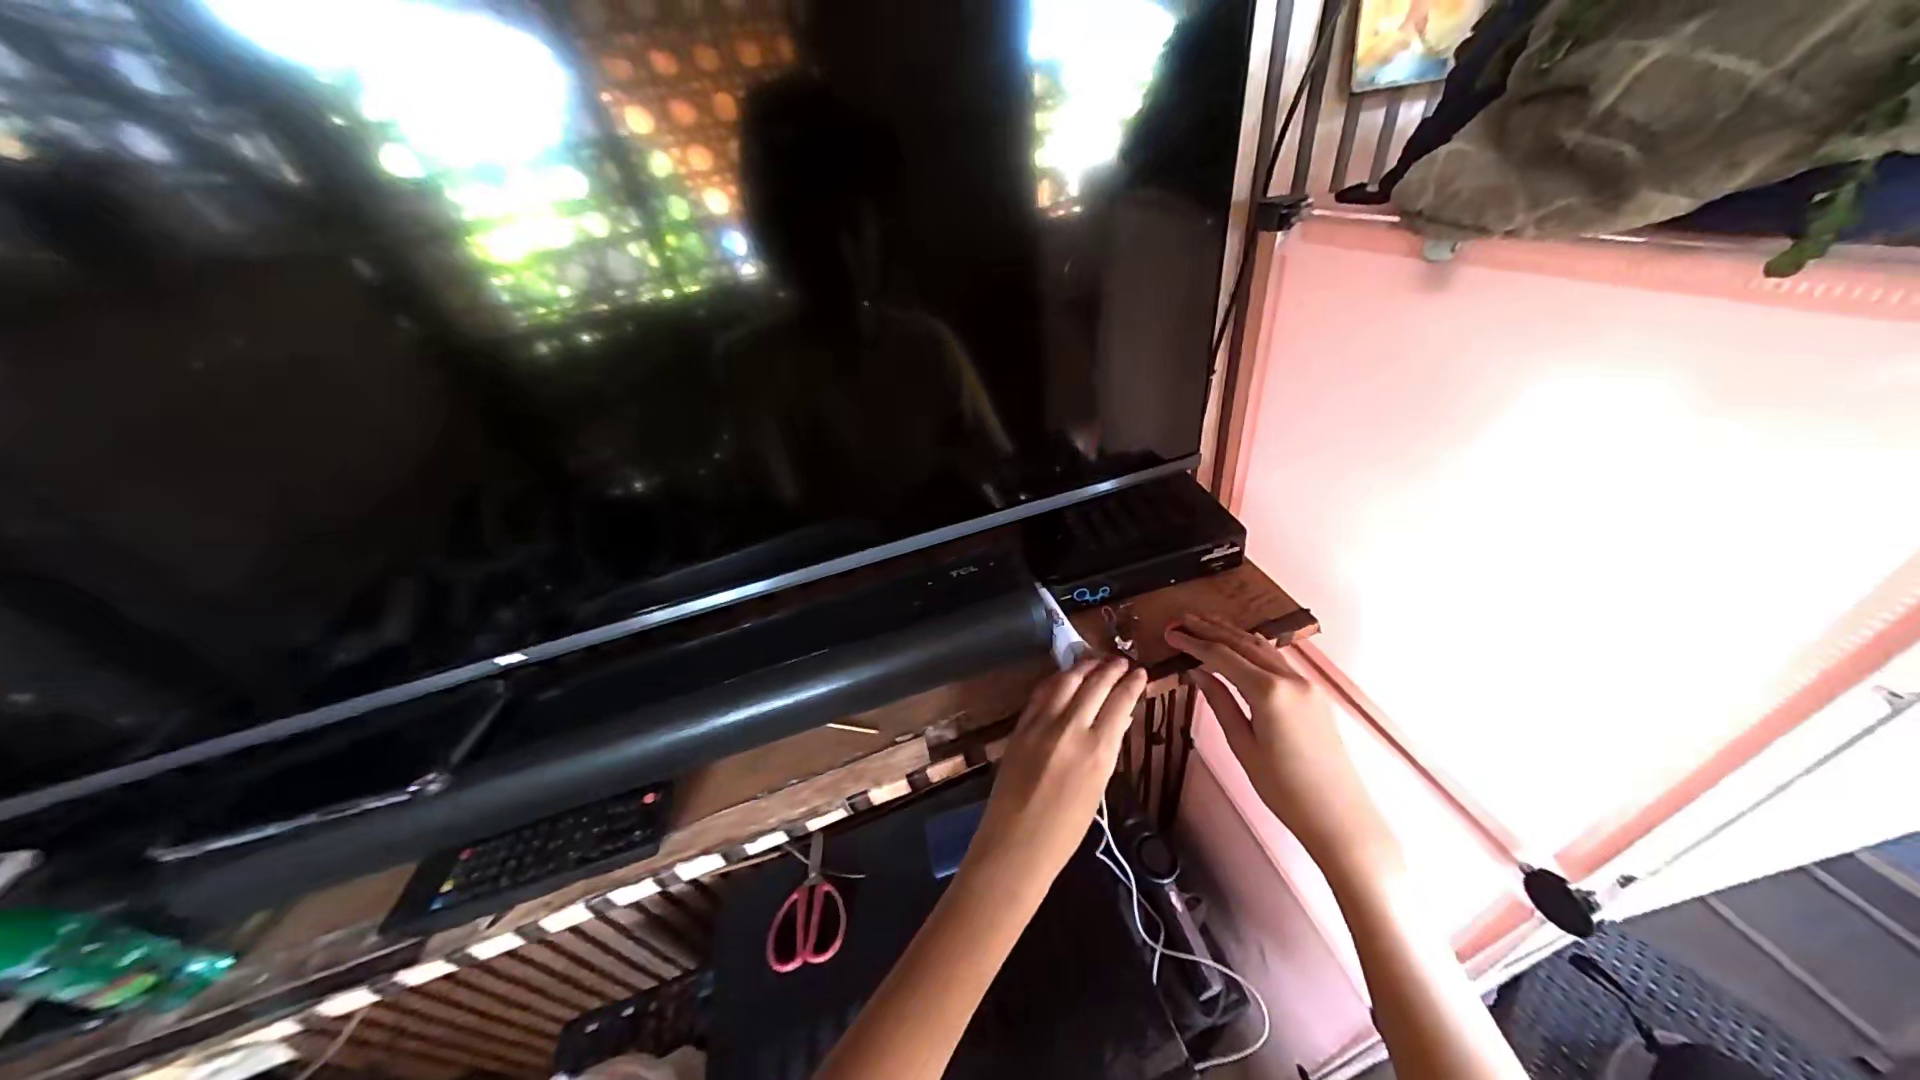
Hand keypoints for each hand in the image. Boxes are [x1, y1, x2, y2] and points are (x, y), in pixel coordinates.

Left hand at [963, 657, 1145, 902]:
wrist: (1016, 842)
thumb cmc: (1066, 830)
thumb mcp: (1098, 787)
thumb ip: (1107, 749)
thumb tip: (1118, 718)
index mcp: (1097, 750)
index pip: (1120, 702)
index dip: (1132, 684)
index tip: (1140, 673)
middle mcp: (1070, 728)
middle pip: (1094, 684)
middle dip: (1110, 669)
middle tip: (1121, 661)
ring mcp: (1041, 724)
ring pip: (1066, 681)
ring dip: (1083, 667)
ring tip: (1096, 661)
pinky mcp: (1020, 726)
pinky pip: (1041, 693)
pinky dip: (1056, 680)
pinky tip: (1064, 677)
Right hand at [1165, 615, 1400, 880]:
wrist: (1339, 815)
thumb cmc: (1285, 789)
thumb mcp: (1242, 745)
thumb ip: (1220, 702)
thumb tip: (1197, 673)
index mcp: (1268, 692)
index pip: (1221, 655)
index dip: (1193, 642)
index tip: (1171, 633)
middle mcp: (1290, 680)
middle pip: (1243, 643)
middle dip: (1211, 629)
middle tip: (1184, 619)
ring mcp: (1306, 684)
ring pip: (1262, 647)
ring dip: (1232, 633)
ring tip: (1206, 623)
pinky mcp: (1313, 694)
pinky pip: (1277, 659)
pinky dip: (1253, 647)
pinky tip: (1239, 645)